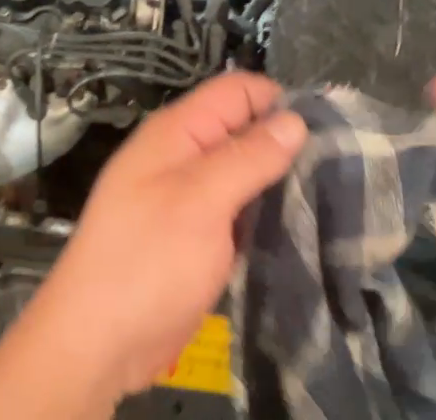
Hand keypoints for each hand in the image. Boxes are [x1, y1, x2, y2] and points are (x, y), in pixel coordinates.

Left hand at [0, 73, 307, 417]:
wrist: (97, 344)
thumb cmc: (146, 263)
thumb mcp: (200, 201)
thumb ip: (247, 157)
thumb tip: (294, 119)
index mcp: (177, 132)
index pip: (237, 91)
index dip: (279, 101)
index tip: (327, 128)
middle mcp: (184, 157)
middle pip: (244, 130)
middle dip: (286, 144)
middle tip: (338, 168)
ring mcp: (190, 199)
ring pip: (245, 173)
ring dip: (280, 184)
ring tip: (331, 197)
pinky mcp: (198, 237)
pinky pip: (239, 211)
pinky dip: (265, 217)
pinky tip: (301, 229)